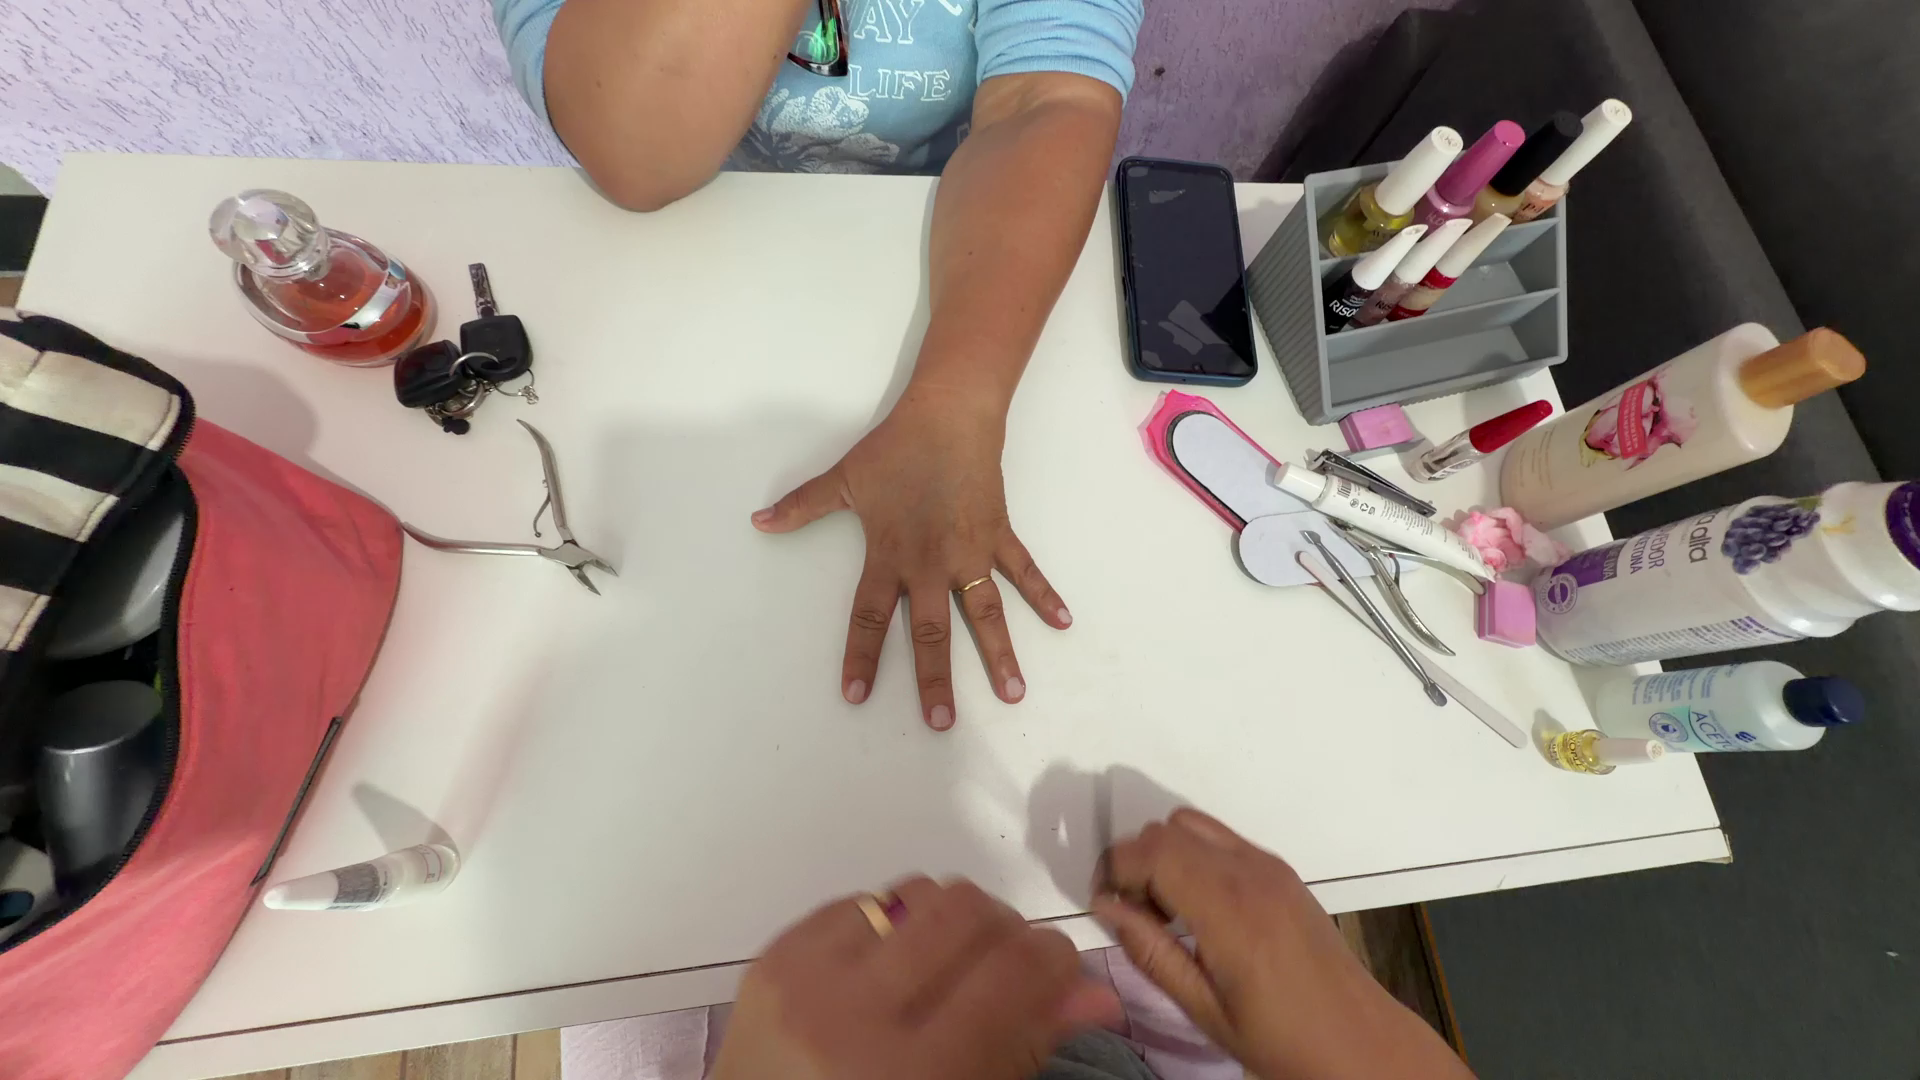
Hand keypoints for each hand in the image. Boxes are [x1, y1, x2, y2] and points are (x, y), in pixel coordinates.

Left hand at [710, 877, 1119, 1079]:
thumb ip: (1025, 1049)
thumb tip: (1094, 990)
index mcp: (910, 1078)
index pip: (1010, 974)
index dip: (1053, 956)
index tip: (1060, 962)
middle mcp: (852, 1015)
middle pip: (962, 909)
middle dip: (1001, 924)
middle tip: (1004, 958)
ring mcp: (804, 978)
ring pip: (914, 888)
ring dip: (944, 918)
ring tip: (941, 964)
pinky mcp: (772, 955)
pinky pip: (859, 898)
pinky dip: (888, 921)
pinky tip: (886, 964)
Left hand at [751, 392, 1070, 730]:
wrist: (948, 416)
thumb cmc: (895, 449)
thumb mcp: (844, 479)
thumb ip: (802, 506)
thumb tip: (758, 521)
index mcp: (890, 557)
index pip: (871, 618)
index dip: (862, 658)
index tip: (856, 697)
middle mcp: (931, 566)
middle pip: (933, 632)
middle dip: (935, 680)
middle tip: (941, 722)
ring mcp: (971, 554)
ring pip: (985, 614)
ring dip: (1000, 654)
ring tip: (1013, 694)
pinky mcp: (999, 536)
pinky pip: (1024, 571)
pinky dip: (1044, 595)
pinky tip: (1065, 622)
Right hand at [1095, 810, 1475, 1079]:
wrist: (1364, 1046)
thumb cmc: (1281, 1040)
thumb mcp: (1204, 1009)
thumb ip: (1150, 951)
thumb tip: (1106, 907)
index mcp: (1227, 907)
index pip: (1150, 851)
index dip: (1114, 868)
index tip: (1104, 903)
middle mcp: (1246, 869)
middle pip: (1164, 829)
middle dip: (1135, 861)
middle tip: (1135, 913)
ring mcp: (1266, 863)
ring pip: (1189, 823)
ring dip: (1163, 852)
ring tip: (1168, 907)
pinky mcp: (1279, 867)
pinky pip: (1218, 836)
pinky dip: (1192, 854)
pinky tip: (1200, 904)